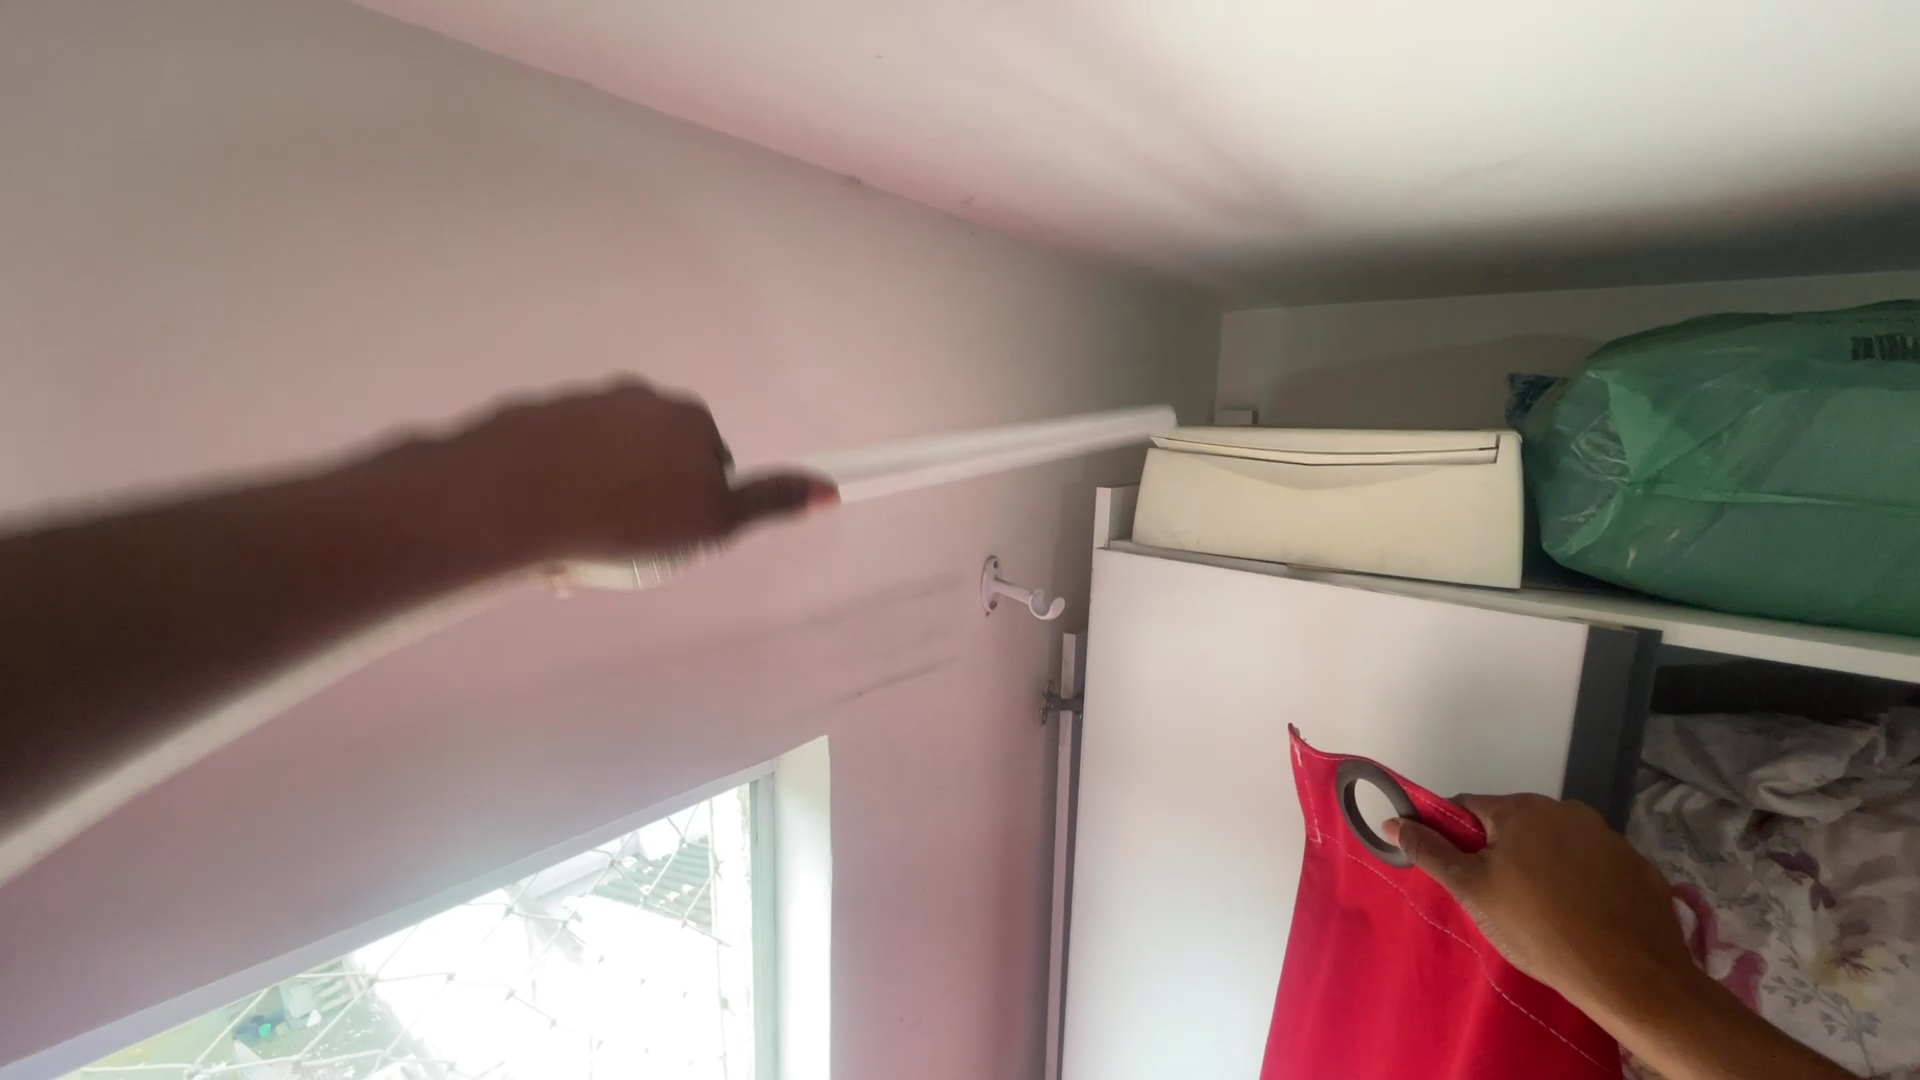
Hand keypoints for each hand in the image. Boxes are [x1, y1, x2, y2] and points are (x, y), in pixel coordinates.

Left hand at [422, 380, 836, 563]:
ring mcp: (575, 405)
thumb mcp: (715, 522)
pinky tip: (541, 537)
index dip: (699, 508)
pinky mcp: (523, 422)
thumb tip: (830, 489)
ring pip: (603, 466)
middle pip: (656, 462)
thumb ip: (770, 503)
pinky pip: (554, 465)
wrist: (507, 503)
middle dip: (647, 506)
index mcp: (686, 418)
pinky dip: (555, 497)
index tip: (675, 541)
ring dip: (599, 506)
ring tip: (578, 557)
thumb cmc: (630, 519)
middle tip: (628, 555)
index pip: (713, 464)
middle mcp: (635, 399)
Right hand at [1380, 794, 1690, 1013]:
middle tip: (1499, 896)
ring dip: (1541, 864)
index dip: (1455, 838)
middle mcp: (1567, 811)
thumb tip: (1393, 822)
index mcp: (1522, 809)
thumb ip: (1429, 850)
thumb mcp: (1471, 890)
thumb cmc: (1539, 928)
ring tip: (1543, 910)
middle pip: (1512, 824)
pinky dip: (1580, 881)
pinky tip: (1582, 915)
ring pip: (1554, 844)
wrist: (1637, 983)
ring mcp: (1610, 838)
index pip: (1467, 808)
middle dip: (1500, 852)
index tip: (1461, 872)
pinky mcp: (1641, 869)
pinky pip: (1593, 865)